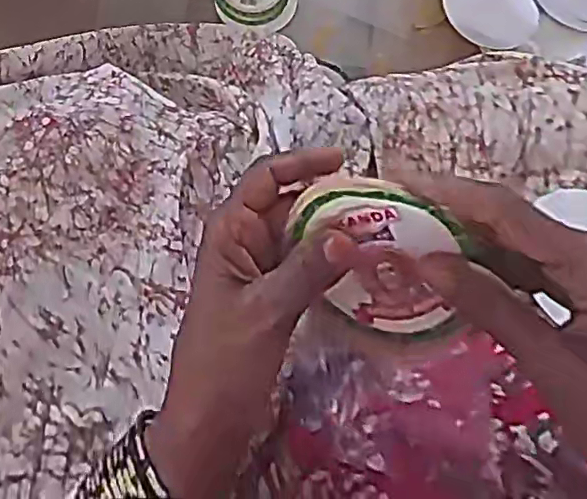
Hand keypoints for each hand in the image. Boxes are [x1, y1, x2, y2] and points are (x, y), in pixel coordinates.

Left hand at [146, 148, 355, 494]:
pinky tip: (362, 262)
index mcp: (230, 230)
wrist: (207, 427)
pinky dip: (330, 258)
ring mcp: (261, 265)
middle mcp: (245, 239)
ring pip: (301, 232)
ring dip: (334, 229)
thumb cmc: (223, 362)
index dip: (300, 163)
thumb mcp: (266, 311)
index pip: (265, 178)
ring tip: (379, 228)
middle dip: (328, 198)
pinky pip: (306, 262)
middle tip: (376, 202)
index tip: (342, 160)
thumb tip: (350, 232)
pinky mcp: (275, 291)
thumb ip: (306, 269)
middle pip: (289, 202)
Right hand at [399, 174, 586, 498]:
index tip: (405, 180)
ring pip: (522, 244)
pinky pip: (535, 269)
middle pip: (516, 222)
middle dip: (455, 212)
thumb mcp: (558, 373)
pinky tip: (457, 268)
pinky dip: (494, 268)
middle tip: (400, 205)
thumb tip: (427, 261)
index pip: (512, 214)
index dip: (453, 193)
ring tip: (416, 231)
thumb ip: (492, 309)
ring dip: (470, 240)